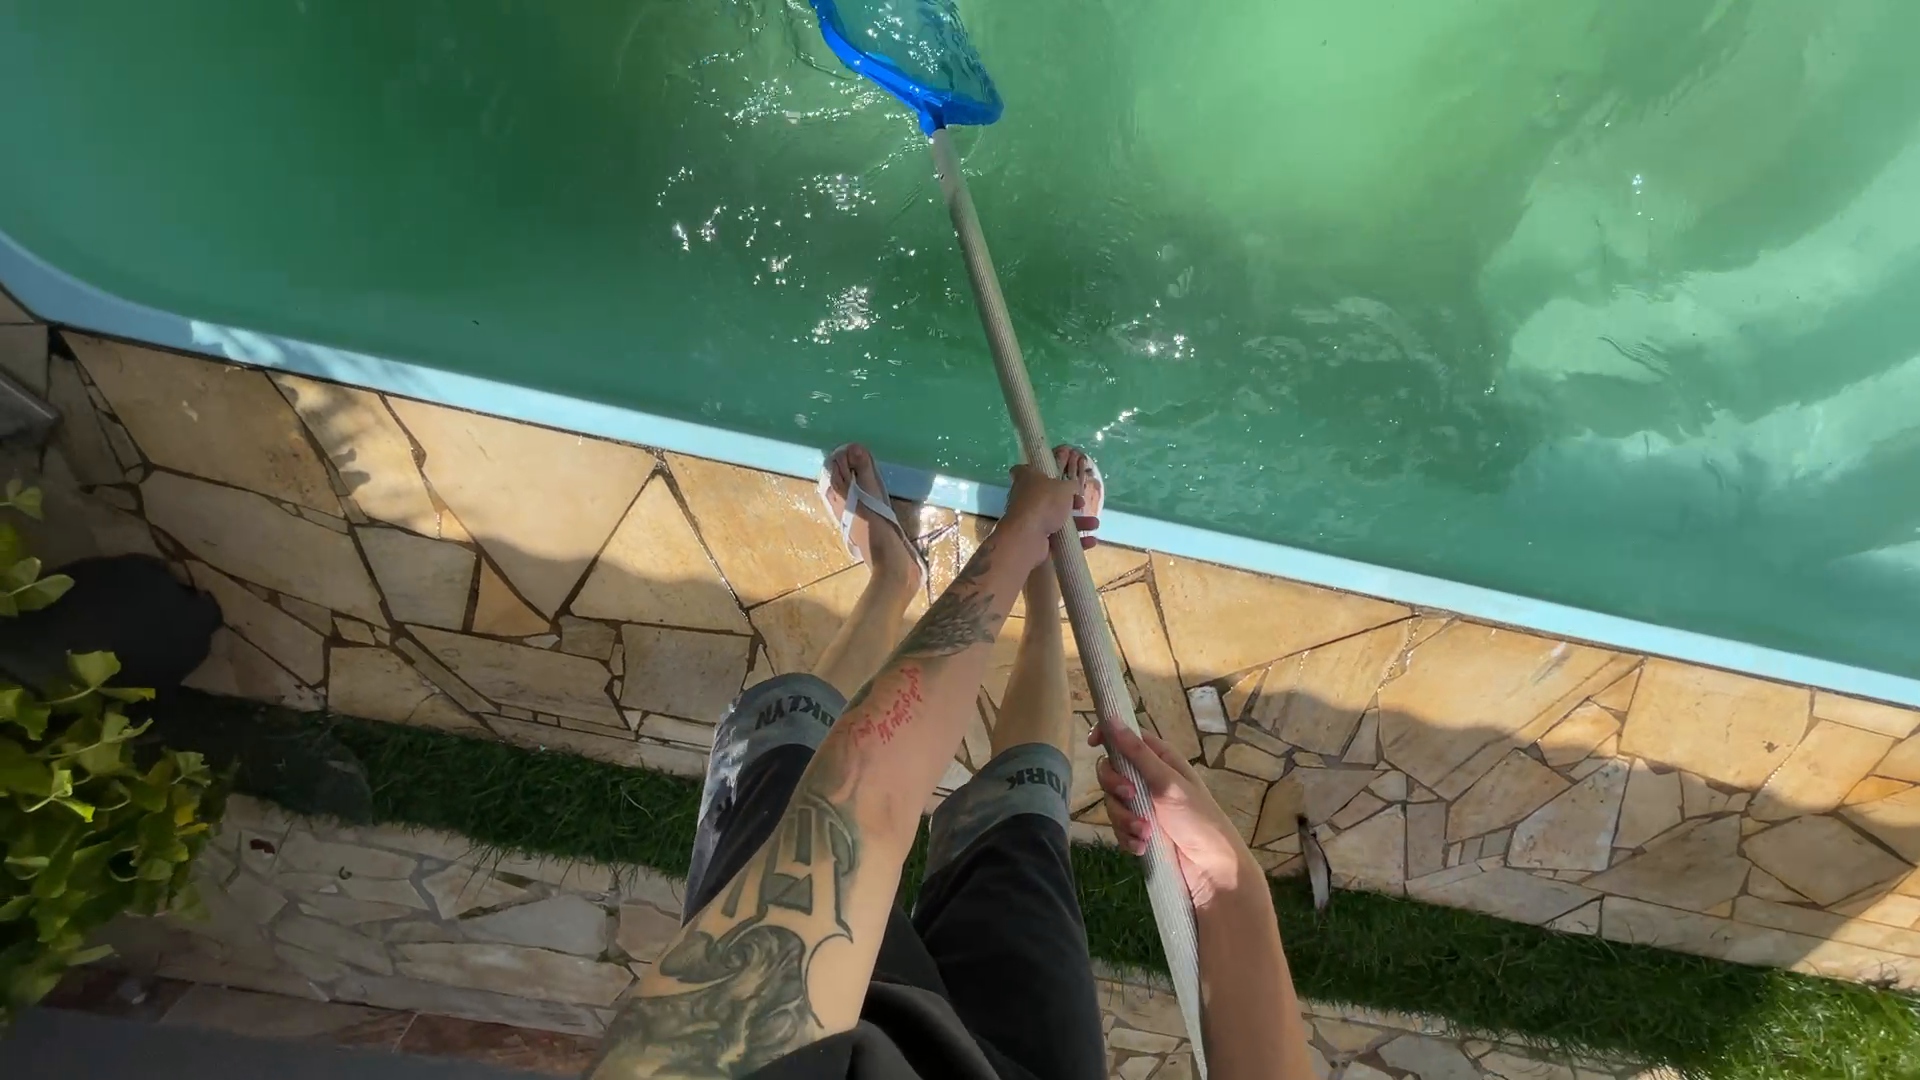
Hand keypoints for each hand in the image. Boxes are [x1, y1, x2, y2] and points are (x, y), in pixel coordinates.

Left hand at [999, 464, 1098, 566]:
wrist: (1027, 536)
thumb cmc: (1044, 502)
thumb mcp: (1064, 487)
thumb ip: (1071, 485)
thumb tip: (1072, 486)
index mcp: (1026, 481)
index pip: (1023, 470)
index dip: (1035, 470)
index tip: (1049, 473)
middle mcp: (1025, 500)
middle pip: (1047, 499)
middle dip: (1068, 503)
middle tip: (1081, 504)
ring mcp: (1030, 522)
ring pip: (1056, 521)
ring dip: (1078, 524)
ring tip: (1094, 524)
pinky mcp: (1036, 541)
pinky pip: (1059, 541)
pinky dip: (1075, 541)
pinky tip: (1091, 541)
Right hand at [1091, 723, 1255, 908]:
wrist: (1212, 871)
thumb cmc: (1198, 819)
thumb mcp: (1168, 783)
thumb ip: (1137, 753)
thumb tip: (1111, 719)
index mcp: (1159, 758)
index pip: (1126, 737)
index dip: (1107, 736)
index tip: (1092, 744)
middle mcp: (1149, 778)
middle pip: (1111, 770)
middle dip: (1115, 786)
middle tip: (1130, 796)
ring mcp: (1143, 805)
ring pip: (1112, 802)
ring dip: (1125, 819)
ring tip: (1145, 833)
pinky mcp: (1139, 829)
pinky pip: (1118, 827)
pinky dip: (1127, 837)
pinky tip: (1142, 847)